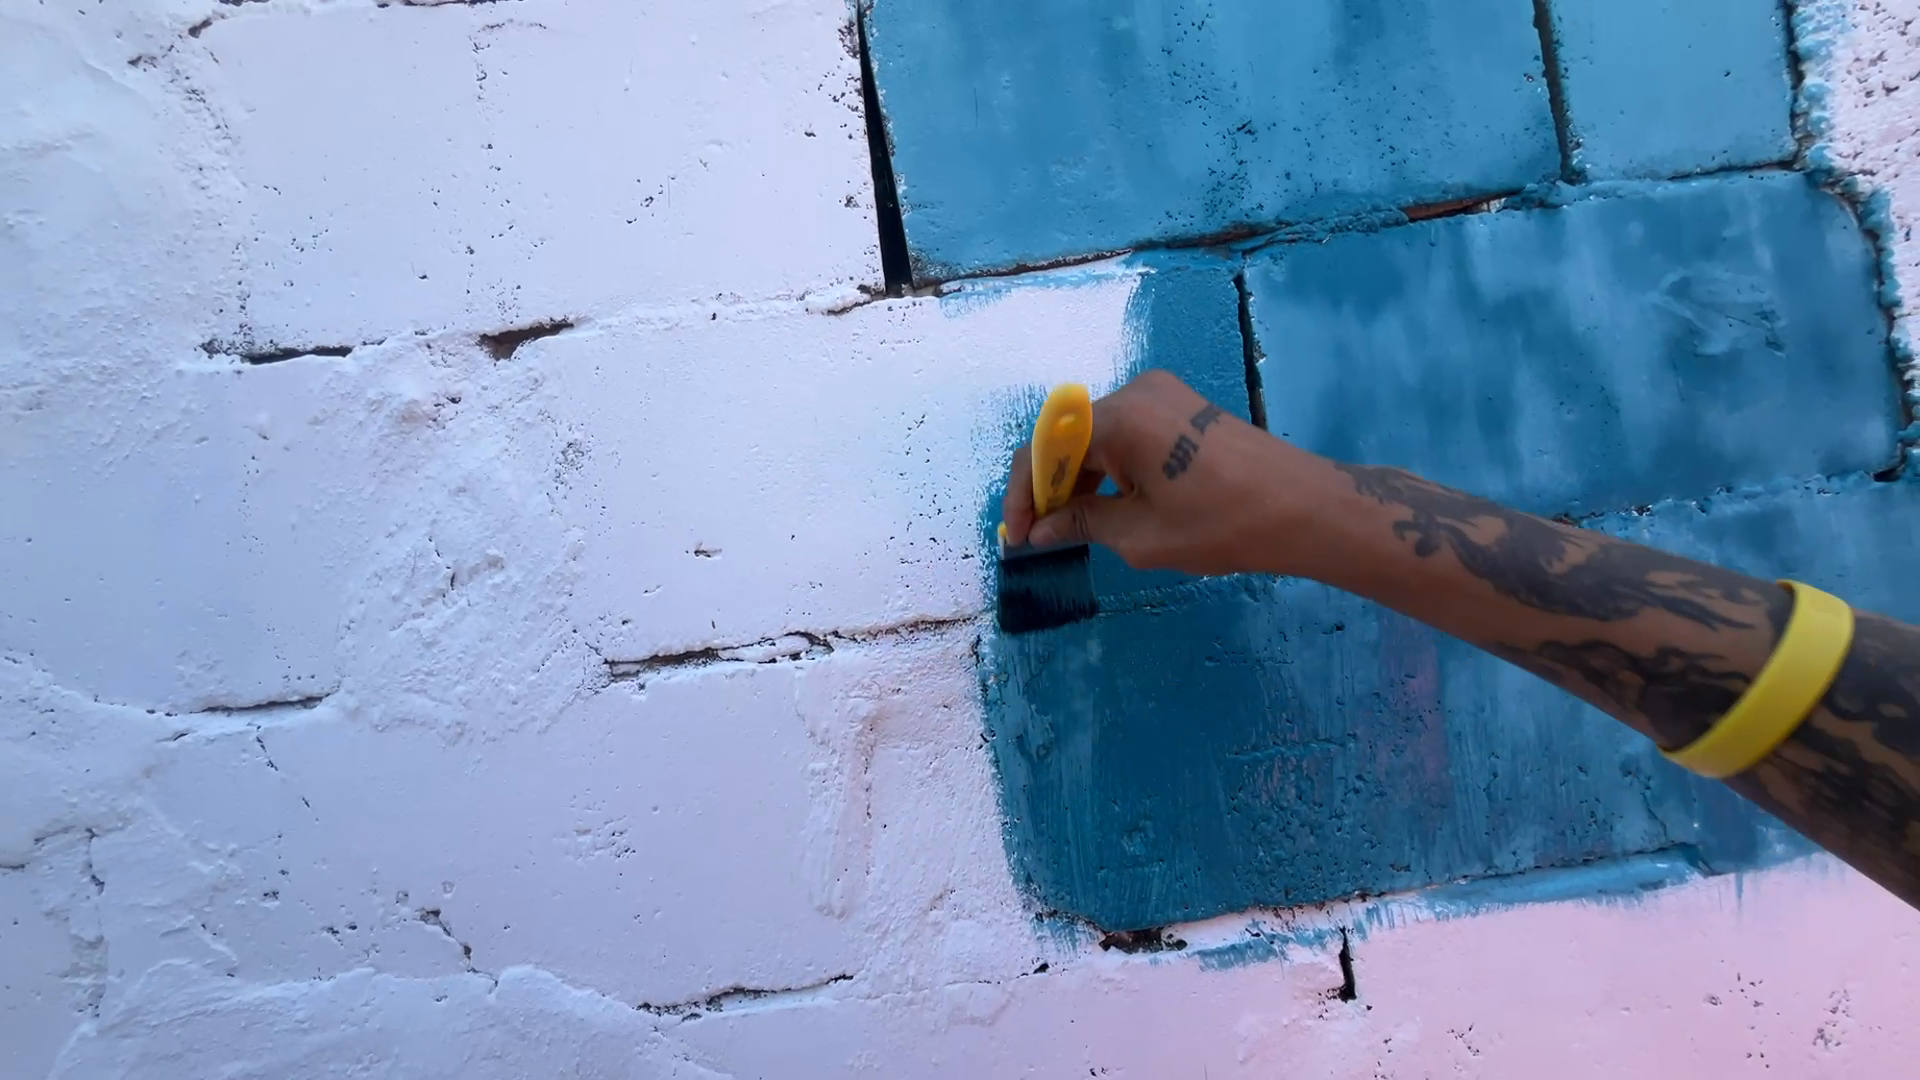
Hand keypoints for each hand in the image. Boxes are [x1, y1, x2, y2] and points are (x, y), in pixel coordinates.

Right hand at [999, 370, 1337, 577]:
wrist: (1306, 508)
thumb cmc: (1222, 526)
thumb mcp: (1141, 535)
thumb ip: (1082, 524)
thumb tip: (1041, 531)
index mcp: (1120, 418)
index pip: (1043, 450)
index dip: (1022, 495)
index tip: (1018, 538)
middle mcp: (1135, 391)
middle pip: (1066, 438)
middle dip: (1048, 487)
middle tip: (1040, 535)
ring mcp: (1160, 393)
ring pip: (1093, 435)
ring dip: (1076, 479)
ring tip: (1070, 525)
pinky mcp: (1178, 405)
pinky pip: (1123, 432)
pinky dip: (1106, 467)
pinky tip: (1105, 501)